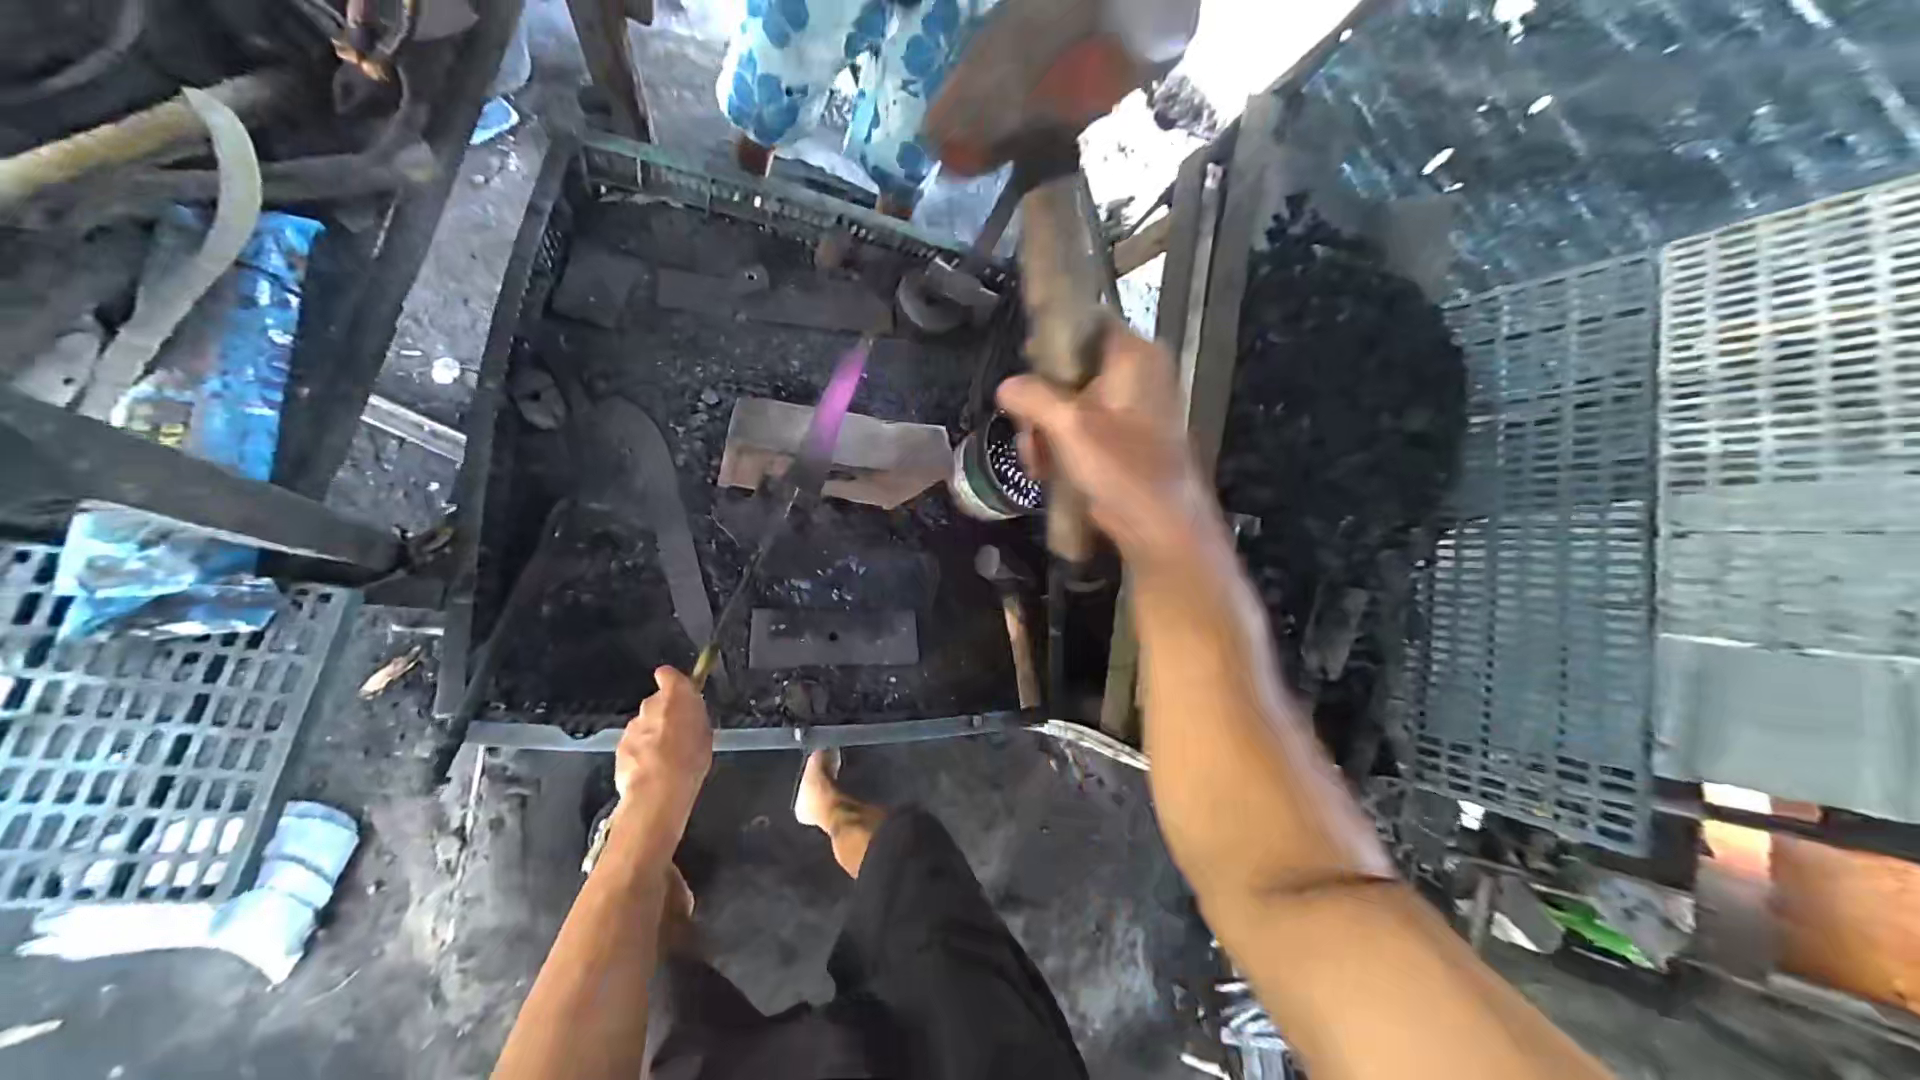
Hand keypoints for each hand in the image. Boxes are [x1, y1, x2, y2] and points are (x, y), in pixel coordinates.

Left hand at [614, 666, 713, 832]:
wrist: (657, 790)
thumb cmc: (690, 758)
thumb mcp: (706, 732)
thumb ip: (694, 716)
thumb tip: (689, 712)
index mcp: (676, 696)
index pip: (668, 674)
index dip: (673, 681)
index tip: (681, 693)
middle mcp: (650, 706)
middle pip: (657, 702)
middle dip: (665, 713)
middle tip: (678, 733)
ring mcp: (632, 726)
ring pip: (644, 724)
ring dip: (652, 734)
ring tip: (665, 757)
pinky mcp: (620, 746)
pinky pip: (634, 743)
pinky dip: (641, 751)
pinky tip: (651, 769)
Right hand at [996, 328, 1226, 569]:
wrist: (1160, 526)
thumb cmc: (1121, 468)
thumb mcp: (1069, 426)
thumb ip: (1032, 397)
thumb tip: (1006, 386)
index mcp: (1134, 356)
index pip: (1086, 322)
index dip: (1050, 340)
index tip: (1023, 368)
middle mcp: (1136, 374)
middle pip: (1072, 368)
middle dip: (1041, 402)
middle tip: (1028, 430)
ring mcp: (1131, 409)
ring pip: (1072, 402)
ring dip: (1046, 430)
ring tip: (1037, 461)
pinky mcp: (1124, 439)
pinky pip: (1083, 428)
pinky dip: (1063, 445)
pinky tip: (1049, 471)